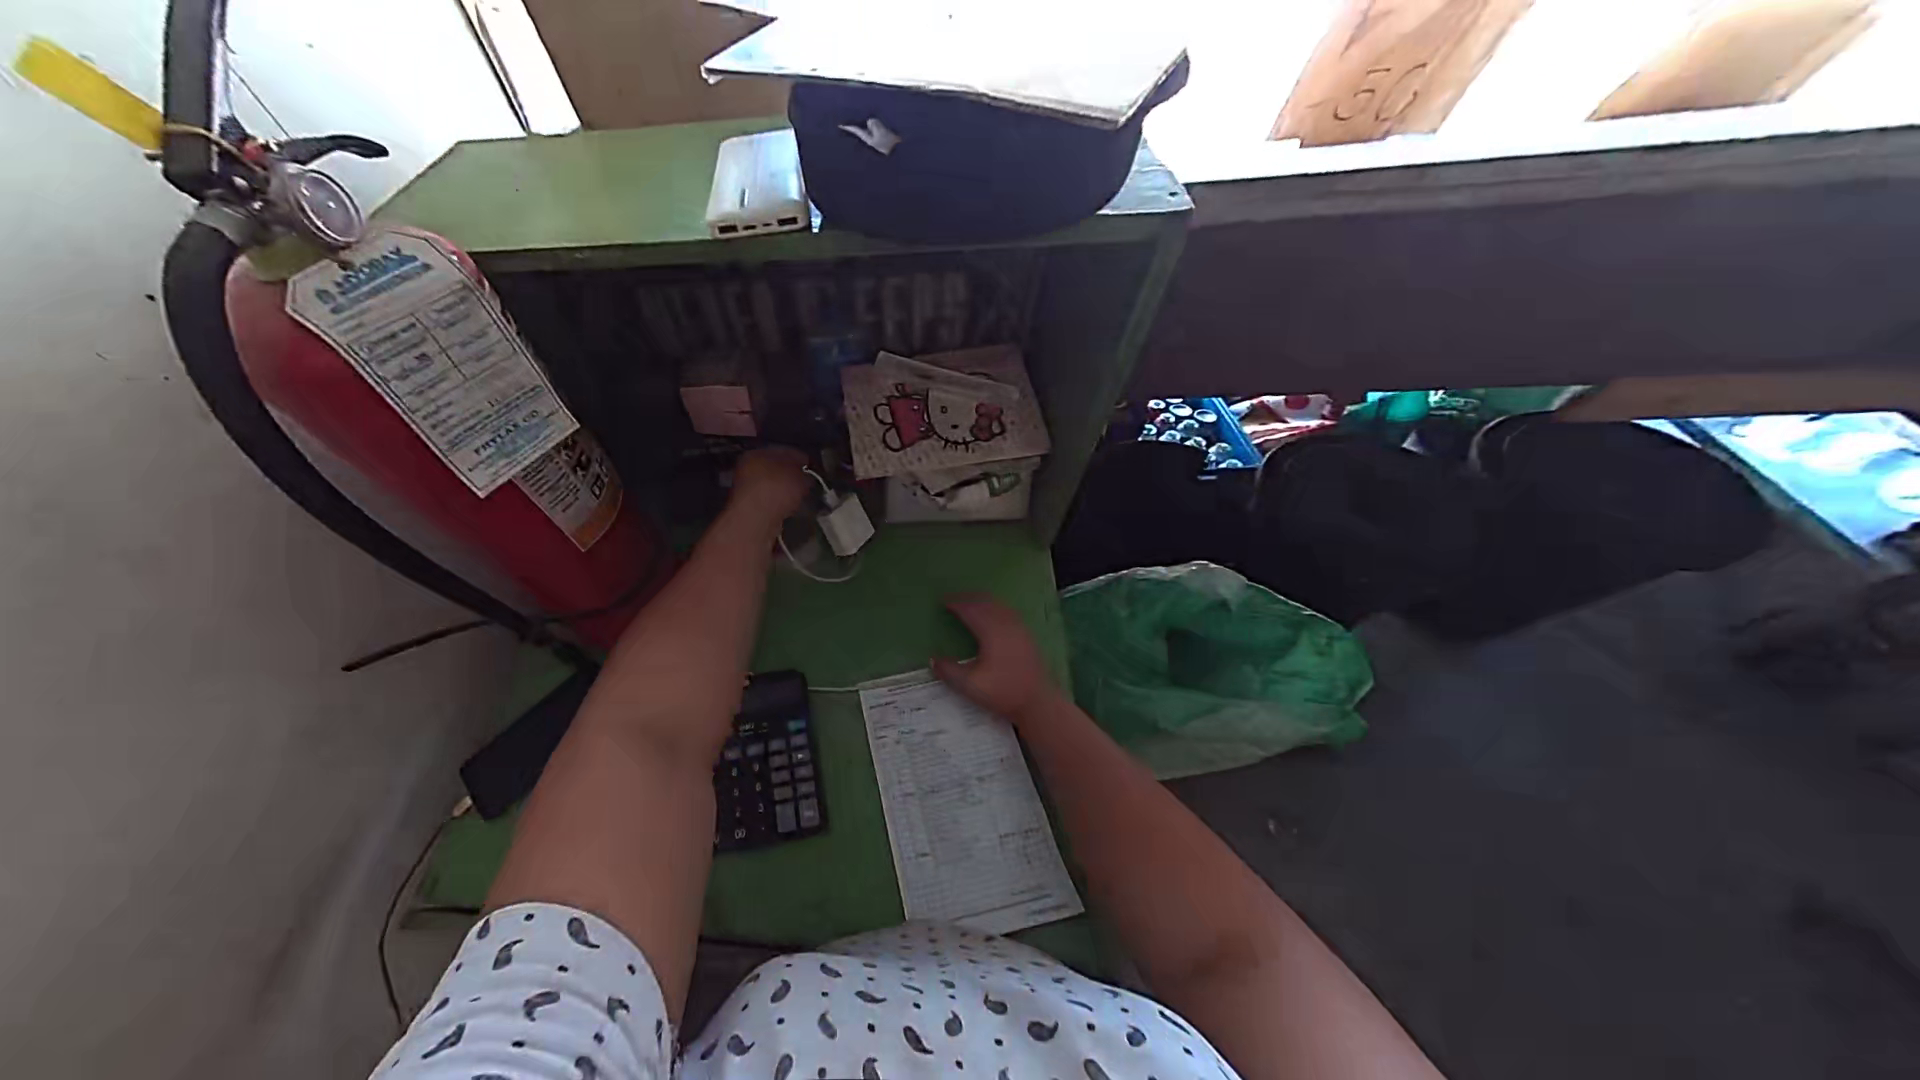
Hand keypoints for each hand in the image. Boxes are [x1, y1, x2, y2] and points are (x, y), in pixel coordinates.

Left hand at [729, 446, 811, 526]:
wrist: (756, 519)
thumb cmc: (777, 489)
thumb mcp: (800, 477)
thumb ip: (806, 474)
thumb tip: (809, 476)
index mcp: (757, 453)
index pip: (783, 450)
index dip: (801, 458)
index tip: (814, 467)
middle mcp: (748, 468)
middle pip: (776, 468)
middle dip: (793, 474)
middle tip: (809, 482)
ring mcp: (747, 488)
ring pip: (773, 485)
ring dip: (786, 489)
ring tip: (802, 496)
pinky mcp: (750, 507)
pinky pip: (770, 500)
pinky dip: (781, 502)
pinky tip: (791, 507)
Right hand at [932, 595, 1058, 724]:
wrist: (1038, 702)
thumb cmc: (1003, 693)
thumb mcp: (970, 686)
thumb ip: (949, 671)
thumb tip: (933, 660)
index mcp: (992, 632)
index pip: (971, 610)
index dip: (956, 604)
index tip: (943, 601)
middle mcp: (1006, 625)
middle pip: (986, 603)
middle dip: (969, 598)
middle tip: (954, 600)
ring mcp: (1019, 629)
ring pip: (999, 606)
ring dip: (983, 601)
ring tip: (970, 604)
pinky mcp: (1027, 636)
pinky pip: (1008, 612)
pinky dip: (995, 608)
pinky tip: (993, 617)